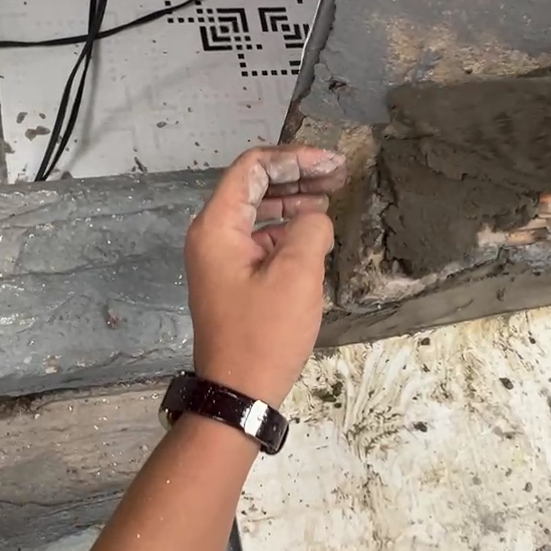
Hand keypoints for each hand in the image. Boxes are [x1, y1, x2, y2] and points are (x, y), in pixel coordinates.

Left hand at [185, 146, 347, 406]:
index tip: (332, 165)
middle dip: (297, 177)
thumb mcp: (297, 275)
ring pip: (257, 213)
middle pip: (253, 187)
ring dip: (293, 202)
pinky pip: (258, 240)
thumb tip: (316, 219)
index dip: (295, 159)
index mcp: (217, 226)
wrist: (239, 392)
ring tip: (331, 198)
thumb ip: (311, 230)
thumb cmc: (265, 334)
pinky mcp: (231, 279)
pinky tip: (314, 233)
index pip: (252, 168)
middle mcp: (211, 235)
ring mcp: (219, 259)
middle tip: (338, 175)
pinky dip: (286, 231)